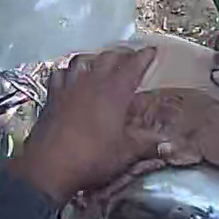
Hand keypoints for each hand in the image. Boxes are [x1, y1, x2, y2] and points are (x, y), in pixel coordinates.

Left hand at [9, 46, 158, 204]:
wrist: (48, 168)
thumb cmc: (92, 158)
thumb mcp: (125, 153)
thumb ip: (147, 144)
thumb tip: (169, 144)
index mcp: (115, 91)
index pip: (134, 65)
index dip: (145, 56)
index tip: (152, 50)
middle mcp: (93, 82)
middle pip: (109, 57)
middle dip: (122, 54)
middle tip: (130, 59)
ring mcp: (69, 86)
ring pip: (82, 60)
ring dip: (94, 59)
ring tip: (100, 64)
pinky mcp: (52, 96)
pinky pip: (59, 74)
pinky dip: (67, 72)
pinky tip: (69, 79)